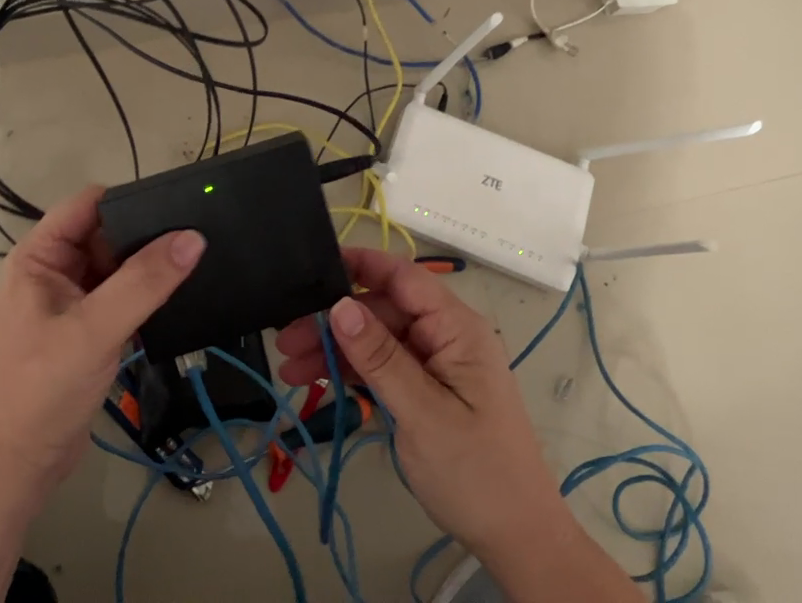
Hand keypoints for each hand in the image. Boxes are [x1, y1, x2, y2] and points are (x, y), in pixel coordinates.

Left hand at [0, 186, 204, 498]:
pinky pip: (123, 299)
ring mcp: (72, 304)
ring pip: (119, 268)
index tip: (182, 204)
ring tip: (203, 260)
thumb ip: (144, 282)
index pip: (90, 204)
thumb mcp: (93, 330)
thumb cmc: (40, 391)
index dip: (132, 199)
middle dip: (149, 234)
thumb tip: (193, 238)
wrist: (12, 469)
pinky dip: (148, 297)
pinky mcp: (88, 333)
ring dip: (151, 268)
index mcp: (40, 257)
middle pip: (109, 234)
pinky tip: (184, 296)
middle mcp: (54, 272)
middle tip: (202, 235)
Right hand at [273, 248, 573, 564]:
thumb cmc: (475, 471)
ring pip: (377, 340)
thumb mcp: (422, 413)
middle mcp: (446, 337)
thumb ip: (379, 357)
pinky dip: (352, 373)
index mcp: (456, 328)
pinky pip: (384, 368)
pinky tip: (318, 382)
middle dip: (333, 320)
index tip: (310, 267)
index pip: (403, 277)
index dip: (359, 265)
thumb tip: (339, 305)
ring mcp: (436, 365)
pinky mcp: (426, 392)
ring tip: (289, 370)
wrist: (516, 537)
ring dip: (335, 350)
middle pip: (382, 309)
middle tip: (284, 341)